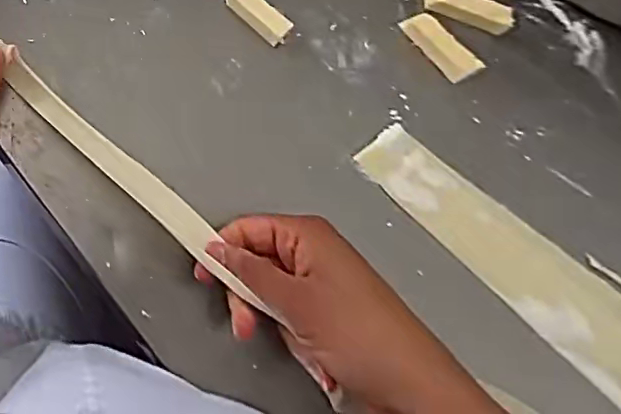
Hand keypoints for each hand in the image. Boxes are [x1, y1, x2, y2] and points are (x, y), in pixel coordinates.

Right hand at [196, 215, 498, 413]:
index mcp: (307, 234)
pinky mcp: (330, 311)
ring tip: (281, 337)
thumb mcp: (294, 301)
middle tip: (245, 316)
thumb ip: (248, 271)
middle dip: (246, 292)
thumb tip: (219, 250)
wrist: (418, 392)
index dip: (221, 248)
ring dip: (268, 316)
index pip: (246, 228)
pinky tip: (307, 350)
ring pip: (270, 290)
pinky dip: (289, 331)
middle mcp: (314, 252)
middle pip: (255, 259)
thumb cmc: (371, 340)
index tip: (203, 268)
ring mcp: (323, 282)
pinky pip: (290, 312)